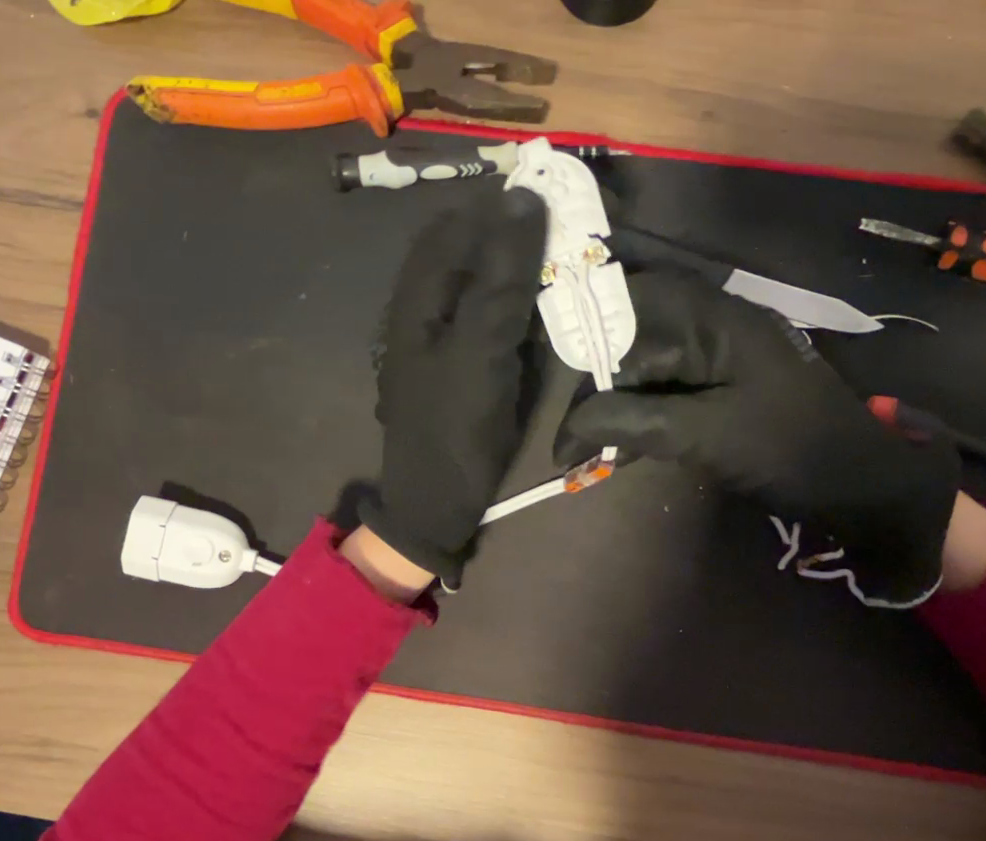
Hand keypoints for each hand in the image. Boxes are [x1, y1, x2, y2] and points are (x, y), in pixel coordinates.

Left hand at [361, 188, 546, 586]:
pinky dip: (516, 302)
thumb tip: (524, 197)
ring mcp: (440, 337)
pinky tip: (544, 306)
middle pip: (467, 248)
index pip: (458, 223)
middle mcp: (422, 308)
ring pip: (480, 281)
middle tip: (568, 225)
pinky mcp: (459, 363)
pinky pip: (488, 315)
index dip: (501, 202)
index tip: (554, 192)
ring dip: (518, 265)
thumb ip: (501, 276)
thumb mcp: (480, 348)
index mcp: (416, 296)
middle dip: (513, 231)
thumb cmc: (455, 427)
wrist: (436, 503)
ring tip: (564, 256)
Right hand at [555, 270, 959, 605]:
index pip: (627, 318)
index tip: (566, 404)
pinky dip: (646, 411)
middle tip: (579, 431)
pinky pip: (672, 384)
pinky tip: (629, 446)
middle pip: (635, 333)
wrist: (862, 483)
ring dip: (621, 400)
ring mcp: (725, 351)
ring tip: (596, 446)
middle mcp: (715, 322)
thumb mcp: (703, 435)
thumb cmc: (786, 450)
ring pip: (650, 361)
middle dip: (601, 380)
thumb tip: (569, 430)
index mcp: (713, 321)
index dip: (589, 356)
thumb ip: (633, 421)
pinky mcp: (728, 381)